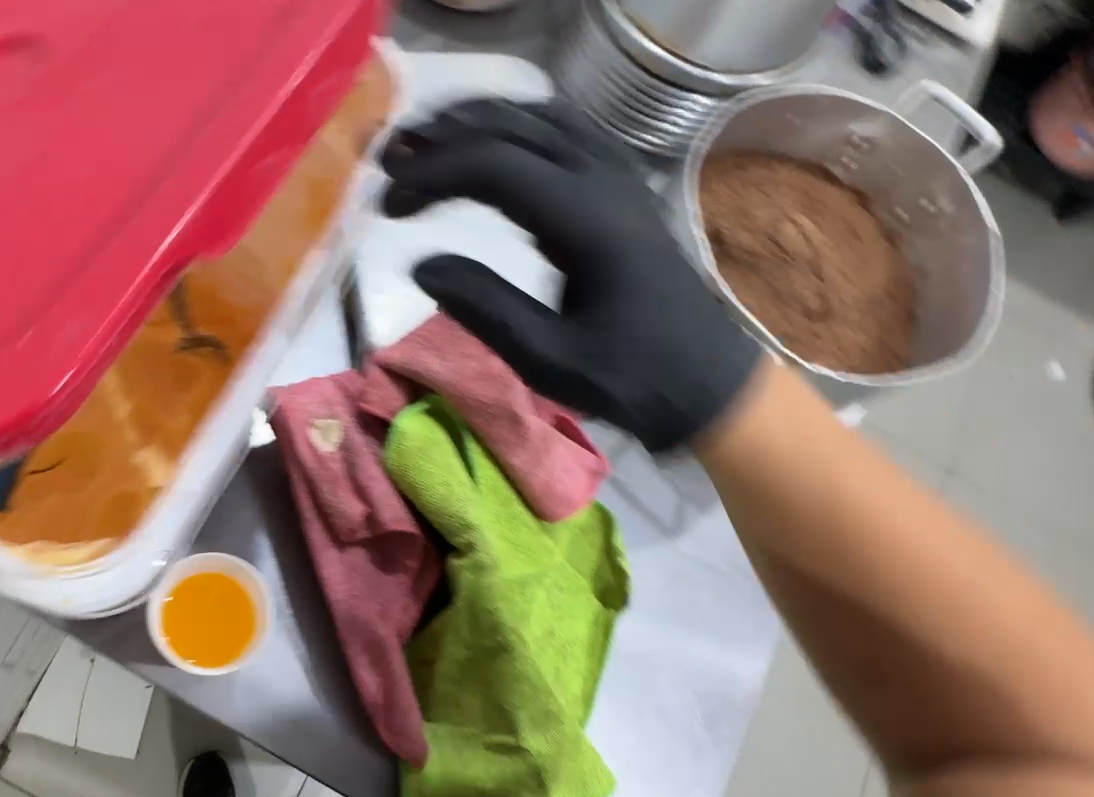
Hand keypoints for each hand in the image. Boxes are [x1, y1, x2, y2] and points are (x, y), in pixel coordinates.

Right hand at [380, 99, 762, 451]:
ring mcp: (620, 177)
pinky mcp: (622, 189)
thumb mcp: (547, 359)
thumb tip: (421, 266)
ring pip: (541, 118)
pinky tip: (487, 149)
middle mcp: (606, 180)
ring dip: (478, 124)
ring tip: (425, 143)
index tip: (388, 205)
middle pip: (515, 127)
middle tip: (391, 160)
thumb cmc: (627, 378)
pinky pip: (563, 133)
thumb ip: (484, 307)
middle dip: (445, 137)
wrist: (704, 380)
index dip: (434, 175)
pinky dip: (514, 130)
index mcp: (587, 221)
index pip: (495, 167)